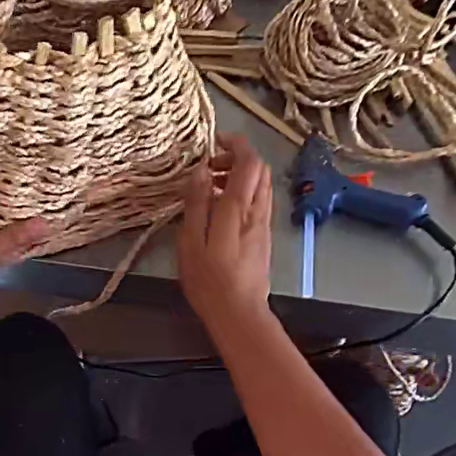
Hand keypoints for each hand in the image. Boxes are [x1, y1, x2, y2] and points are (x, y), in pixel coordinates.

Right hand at [178, 133, 274, 340]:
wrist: (239, 313)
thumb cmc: (209, 280)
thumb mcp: (191, 241)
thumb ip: (197, 203)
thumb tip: (202, 170)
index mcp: (238, 208)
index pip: (249, 161)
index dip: (236, 143)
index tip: (215, 142)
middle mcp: (257, 211)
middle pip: (259, 169)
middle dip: (237, 158)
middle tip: (210, 167)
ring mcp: (264, 224)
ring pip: (261, 185)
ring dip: (240, 176)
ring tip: (211, 188)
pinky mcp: (264, 237)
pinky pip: (259, 202)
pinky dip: (243, 193)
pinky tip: (222, 210)